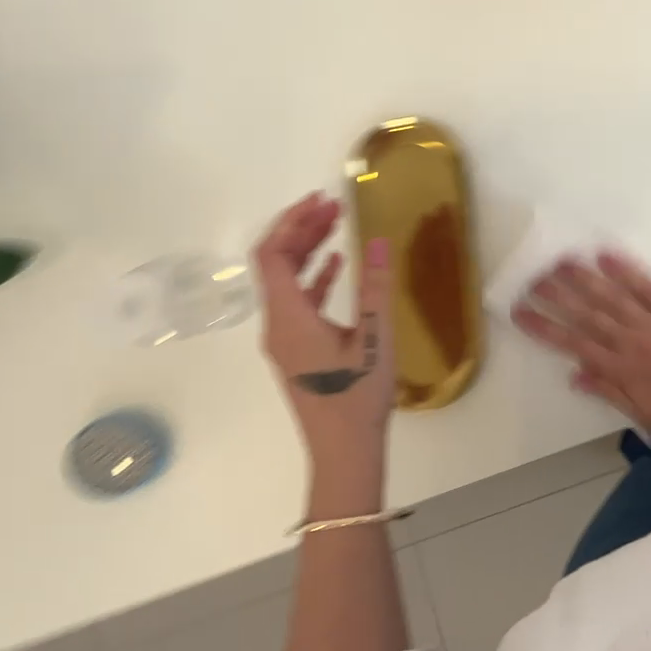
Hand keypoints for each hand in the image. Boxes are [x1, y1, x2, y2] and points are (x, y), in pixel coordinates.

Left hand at [255, 192, 395, 500]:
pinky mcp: (298, 351)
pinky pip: (299, 302)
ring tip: (338, 226)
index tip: (321, 200)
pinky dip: (316, 278)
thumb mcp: (374, 338)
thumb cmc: (357, 396)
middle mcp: (277, 326)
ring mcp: (285, 340)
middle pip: (276, 265)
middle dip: (301, 230)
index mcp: (289, 319)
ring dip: (309, 251)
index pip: (274, 256)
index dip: (291, 222)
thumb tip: (377, 239)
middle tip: (334, 206)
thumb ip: (374, 287)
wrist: (344, 450)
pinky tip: (339, 267)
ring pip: (287, 283)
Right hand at [513, 253, 650, 441]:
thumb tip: (573, 375)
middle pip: (586, 314)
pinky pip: (647, 287)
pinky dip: (626, 271)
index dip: (543, 327)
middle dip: (556, 296)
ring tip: (560, 261)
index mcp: (620, 370)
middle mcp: (631, 342)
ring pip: (611, 297)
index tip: (520, 311)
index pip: (572, 344)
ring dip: (584, 278)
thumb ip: (608, 391)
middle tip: (531, 277)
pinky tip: (606, 256)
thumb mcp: (643, 414)